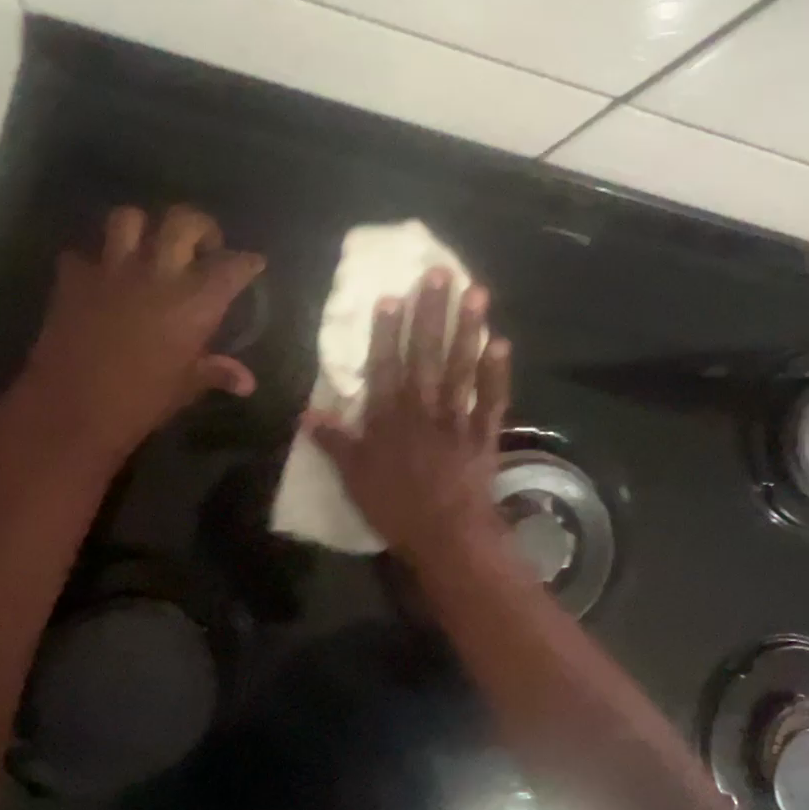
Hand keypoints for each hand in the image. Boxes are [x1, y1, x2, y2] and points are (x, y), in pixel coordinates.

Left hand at [0, 205, 264, 461]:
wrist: (72, 410)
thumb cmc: (141, 403)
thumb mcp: (186, 388)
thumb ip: (216, 372)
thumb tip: (246, 382)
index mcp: (197, 301)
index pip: (233, 265)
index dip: (247, 262)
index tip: (252, 264)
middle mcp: (159, 273)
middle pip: (184, 221)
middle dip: (199, 226)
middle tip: (201, 245)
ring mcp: (113, 270)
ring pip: (129, 218)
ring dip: (141, 229)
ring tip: (147, 248)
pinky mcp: (74, 279)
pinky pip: (82, 254)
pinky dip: (91, 262)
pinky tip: (98, 279)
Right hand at [305, 267, 511, 560]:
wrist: (447, 536)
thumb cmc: (396, 508)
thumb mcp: (354, 478)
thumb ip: (334, 442)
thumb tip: (306, 413)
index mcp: (389, 417)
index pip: (385, 365)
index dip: (386, 331)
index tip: (391, 297)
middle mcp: (423, 407)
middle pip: (426, 353)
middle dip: (432, 312)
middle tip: (440, 274)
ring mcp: (457, 417)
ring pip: (461, 365)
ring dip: (468, 328)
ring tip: (476, 292)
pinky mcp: (484, 432)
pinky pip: (492, 397)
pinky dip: (498, 371)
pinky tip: (501, 342)